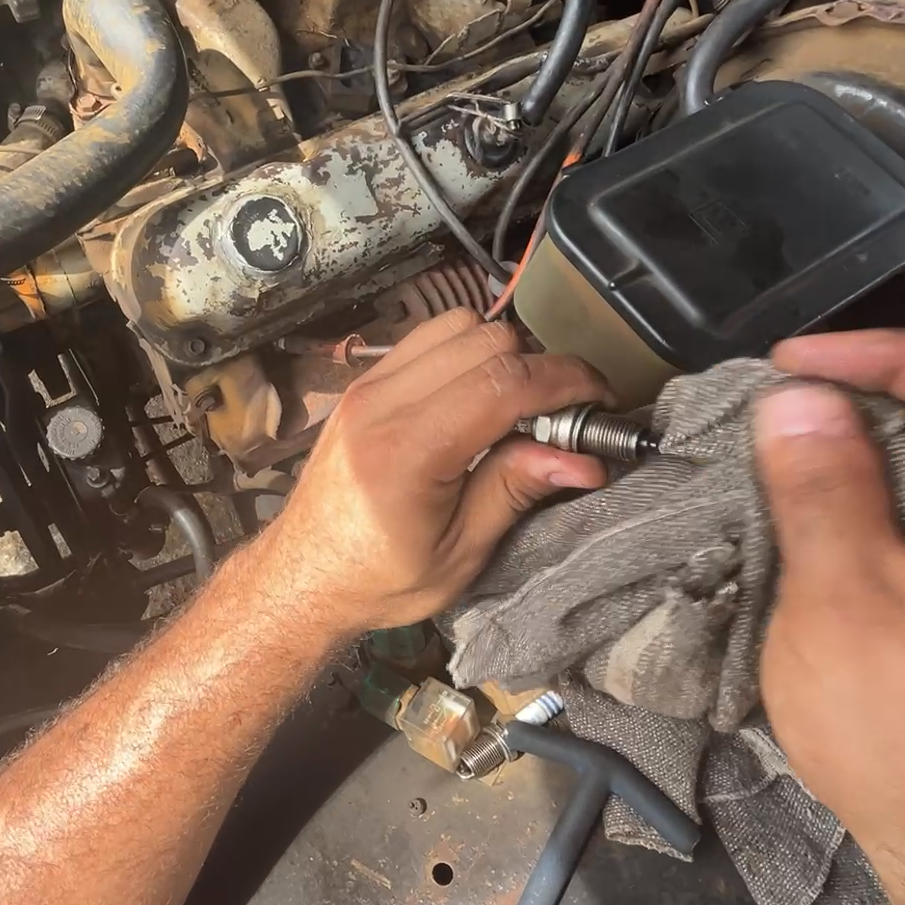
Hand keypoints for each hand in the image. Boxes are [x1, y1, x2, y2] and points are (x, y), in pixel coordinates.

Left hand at [246, 308, 612, 639]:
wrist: (304, 572)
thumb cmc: (379, 579)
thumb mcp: (458, 553)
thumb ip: (515, 491)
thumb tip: (585, 458)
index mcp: (406, 451)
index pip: (503, 382)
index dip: (566, 382)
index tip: (600, 401)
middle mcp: (380, 404)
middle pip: (486, 339)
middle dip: (541, 366)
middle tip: (563, 411)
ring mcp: (364, 387)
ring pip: (456, 325)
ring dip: (502, 353)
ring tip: (520, 402)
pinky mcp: (360, 385)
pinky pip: (425, 339)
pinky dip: (464, 351)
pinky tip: (476, 394)